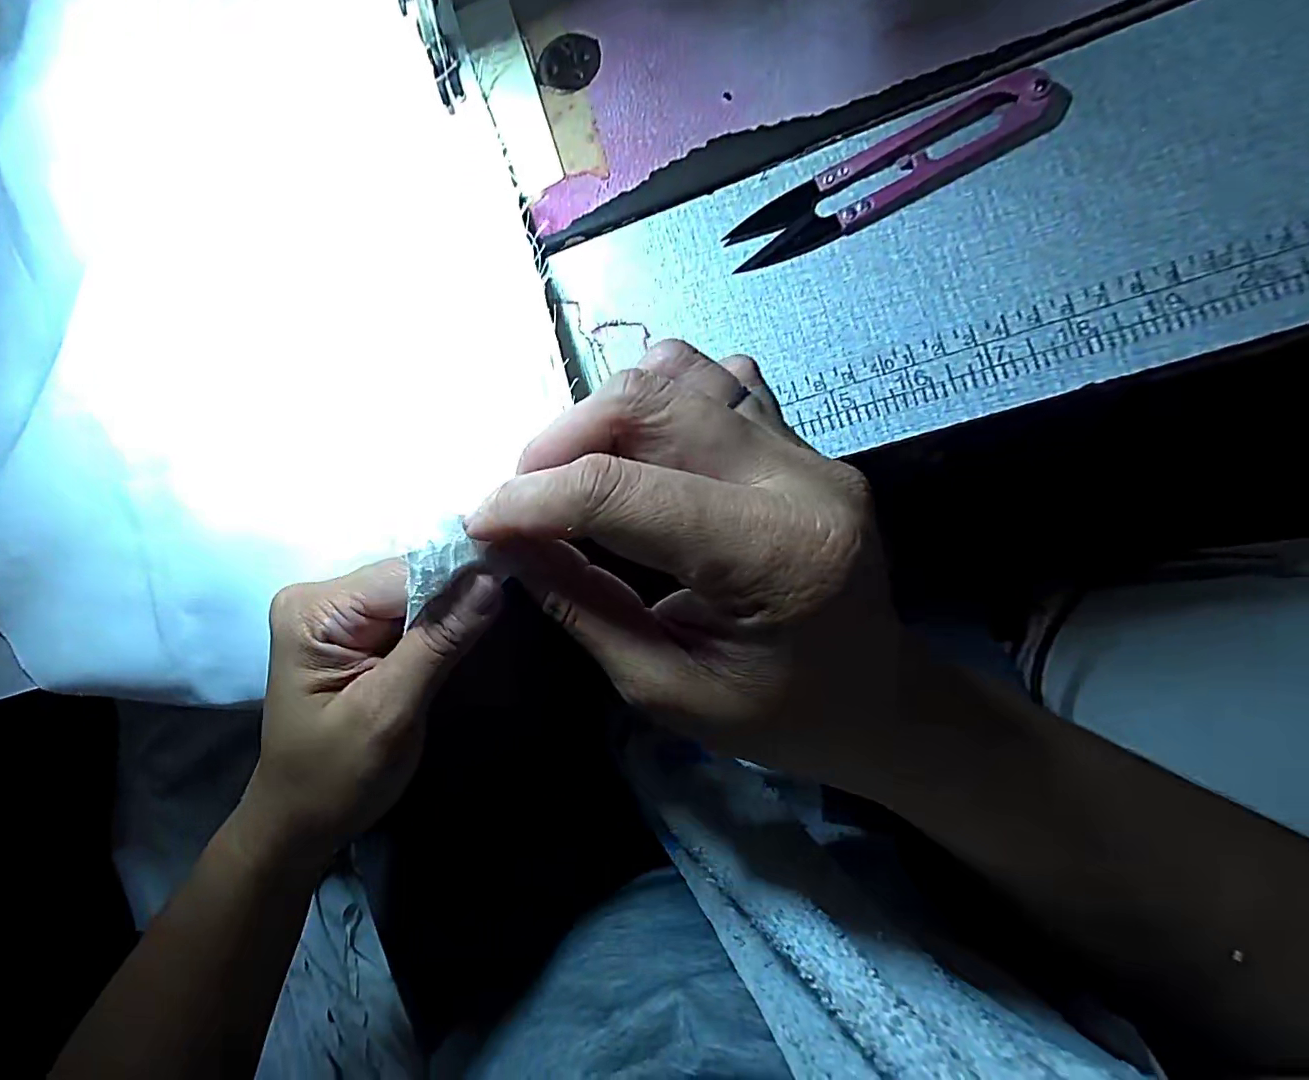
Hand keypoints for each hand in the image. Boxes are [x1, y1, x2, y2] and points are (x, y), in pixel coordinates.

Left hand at [235, 559, 500, 871]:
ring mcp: (331, 614)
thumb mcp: (389, 713)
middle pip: (406, 580)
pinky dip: (434, 631)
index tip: (515, 584)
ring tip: (491, 636)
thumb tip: (490, 581)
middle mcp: (318, 598)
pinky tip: (460, 644)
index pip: (401, 574)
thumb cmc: (335, 777)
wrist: (298, 819)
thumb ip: (438, 644)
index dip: (460, 579)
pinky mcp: (347, 632)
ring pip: (410, 596)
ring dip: (449, 617)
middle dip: (457, 600)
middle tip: (508, 619)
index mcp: (313, 611)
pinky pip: (402, 616)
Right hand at [463, 341, 902, 775]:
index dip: (528, 500)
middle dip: (554, 443)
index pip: (617, 491)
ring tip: (572, 474)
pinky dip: (650, 400)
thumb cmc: (777, 716)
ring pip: (670, 375)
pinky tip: (635, 451)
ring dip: (595, 417)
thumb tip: (504, 543)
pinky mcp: (794, 437)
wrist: (883, 701)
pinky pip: (709, 379)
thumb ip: (578, 604)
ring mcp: (801, 446)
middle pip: (642, 401)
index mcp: (770, 554)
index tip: (478, 523)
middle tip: (522, 499)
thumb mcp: (660, 687)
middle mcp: (794, 476)